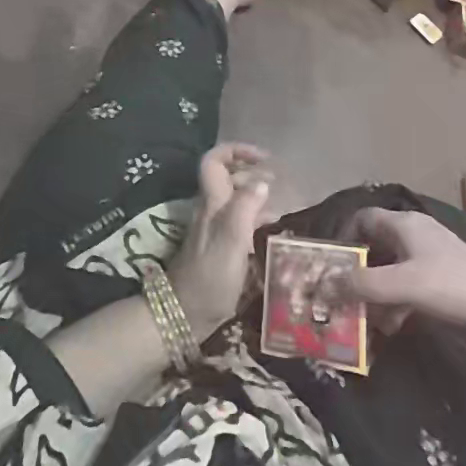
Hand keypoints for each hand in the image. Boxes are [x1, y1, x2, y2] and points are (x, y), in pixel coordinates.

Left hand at [166, 143, 272, 338]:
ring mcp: (215, 228)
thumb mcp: (232, 240)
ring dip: (255, 194)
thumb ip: (246, 207)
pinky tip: (272, 228)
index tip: (264, 158)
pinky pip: (240, 220)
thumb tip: (261, 181)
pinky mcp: (220, 247)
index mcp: (212, 203)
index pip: (214, 161)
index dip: (236, 150)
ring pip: (234, 198)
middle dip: (251, 171)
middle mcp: (211, 210)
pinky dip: (256, 217)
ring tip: (281, 201)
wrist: (185, 314)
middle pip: (226, 177)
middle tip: (277, 180)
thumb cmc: (210, 277)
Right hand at [339, 208, 465, 330]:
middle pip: (374, 246)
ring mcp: (429, 255)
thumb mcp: (402, 284)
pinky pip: (405, 283)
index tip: (331, 264)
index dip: (344, 236)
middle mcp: (414, 233)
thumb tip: (326, 284)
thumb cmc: (450, 285)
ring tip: (364, 317)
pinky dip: (394, 301)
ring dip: (374, 291)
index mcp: (404, 224)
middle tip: (341, 294)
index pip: (363, 218)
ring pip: (389, 268)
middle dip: (357, 271)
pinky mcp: (440, 277)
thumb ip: (362, 284)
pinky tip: (390, 324)